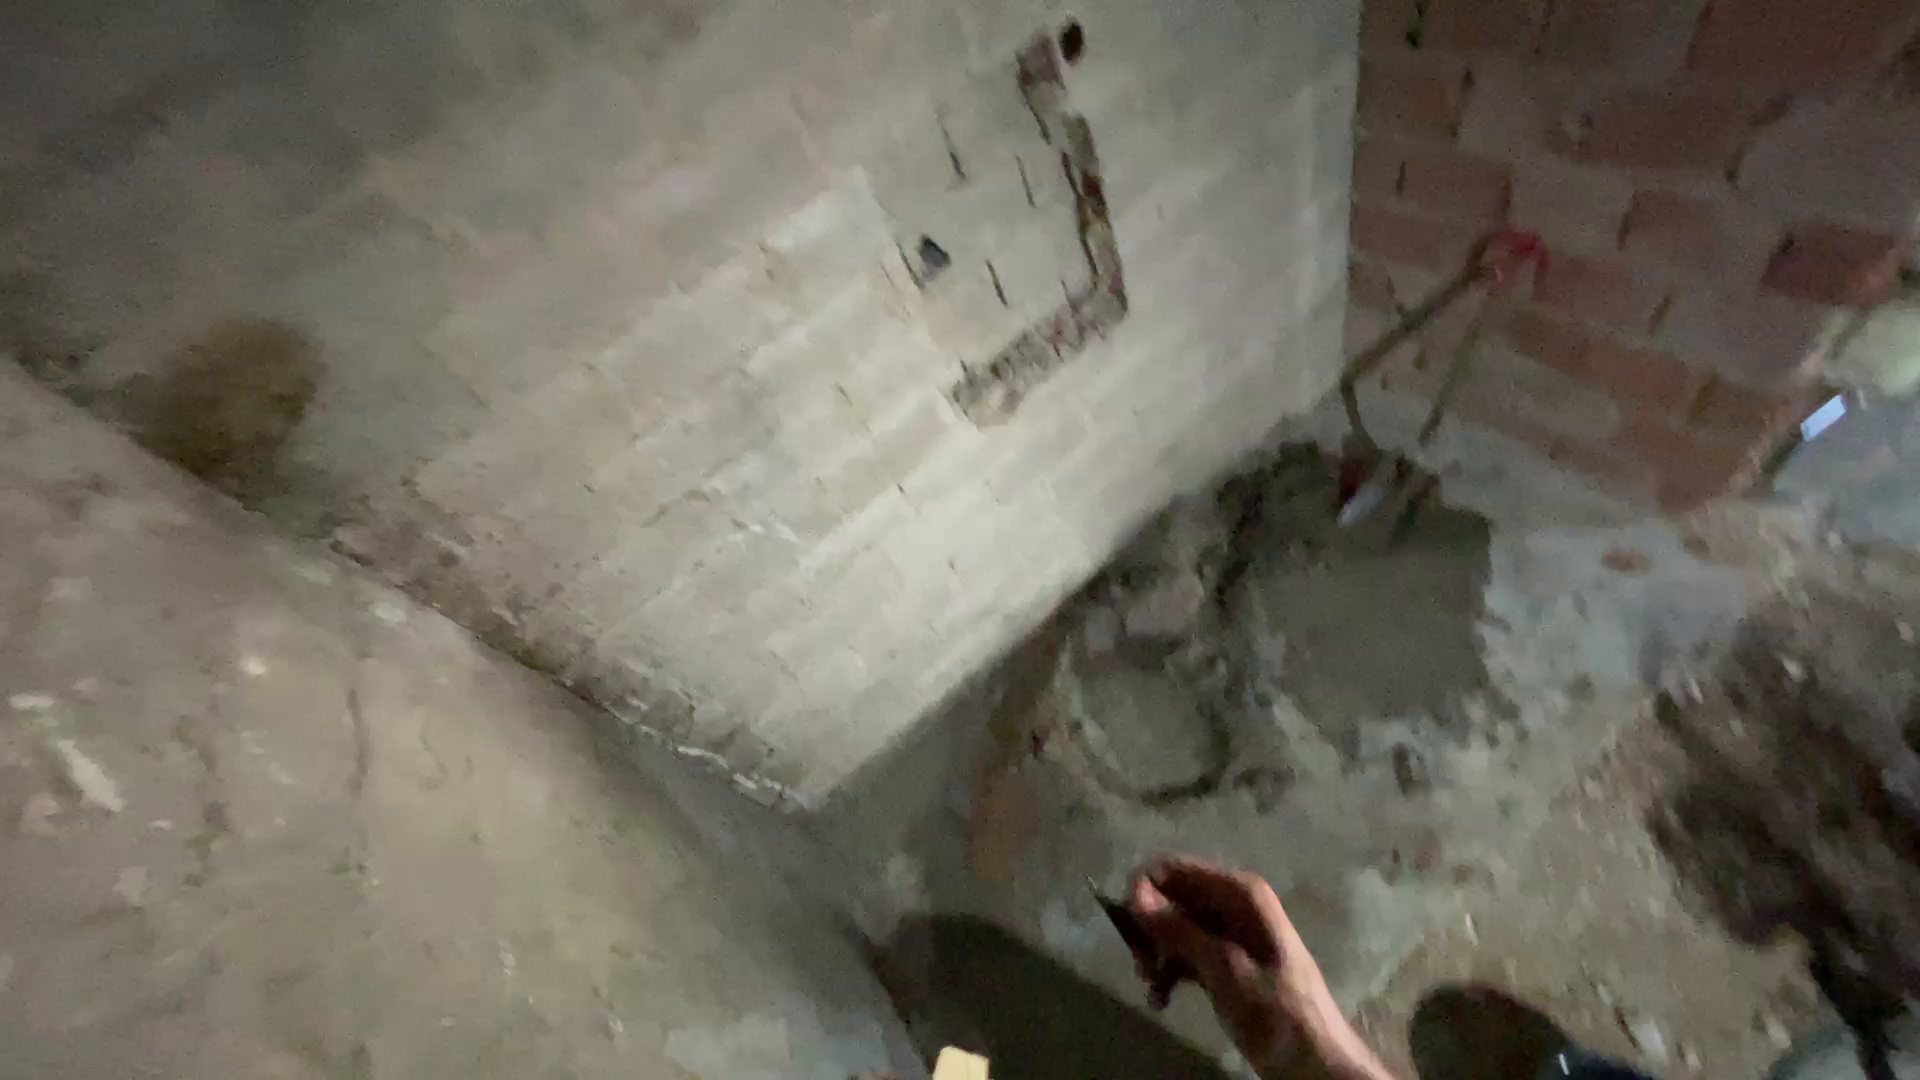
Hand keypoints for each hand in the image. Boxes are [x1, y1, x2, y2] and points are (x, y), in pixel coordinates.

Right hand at [1124, 856, 1393, 1079]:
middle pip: (1171, 897)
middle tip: (1138, 963)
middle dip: (1149, 927)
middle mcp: (1232, 903)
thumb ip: (1178, 929)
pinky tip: (1161, 998)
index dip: (1145, 889)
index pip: (1175, 868)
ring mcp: (1229, 933)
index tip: (1127, 925)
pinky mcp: (1225, 962)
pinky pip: (1185, 952)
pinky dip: (1169, 971)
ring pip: (1174, 926)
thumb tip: (1133, 894)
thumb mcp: (1224, 969)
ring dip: (1155, 953)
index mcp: (1239, 892)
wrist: (1319, 1069)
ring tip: (1149, 986)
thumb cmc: (1277, 1012)